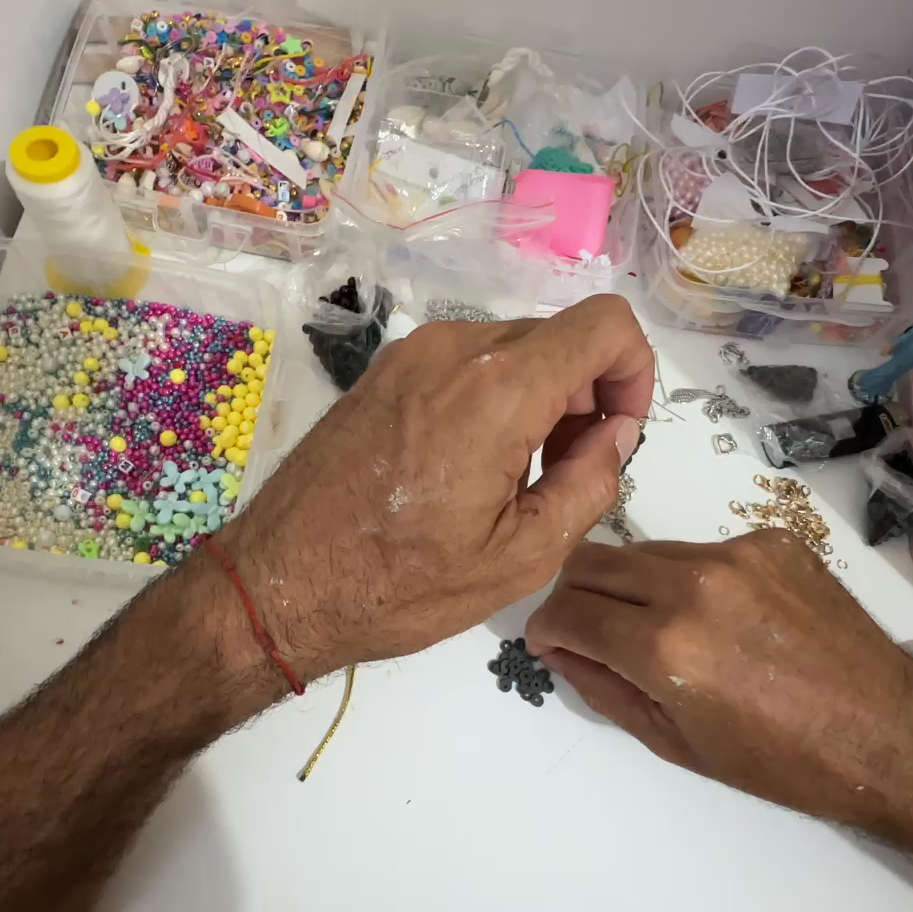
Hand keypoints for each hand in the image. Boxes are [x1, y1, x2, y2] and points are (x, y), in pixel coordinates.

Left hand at [222, 294, 653, 681]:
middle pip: (558, 337)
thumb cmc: (402, 586)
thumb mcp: (521, 557)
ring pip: (511, 350)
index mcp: (497, 390)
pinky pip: (464, 364)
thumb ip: (591, 483)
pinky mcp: (381, 372)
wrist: (279, 583)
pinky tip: (465, 466)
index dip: (633, 372)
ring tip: (510, 481)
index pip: (604, 325)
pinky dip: (490, 398)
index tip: (615, 434)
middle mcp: (453, 349)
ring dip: (536, 400)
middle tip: (562, 475)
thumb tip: (614, 431)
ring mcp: (409, 354)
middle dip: (583, 397)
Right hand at [524, 531, 912, 828]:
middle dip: (573, 596)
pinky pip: (697, 548)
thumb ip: (602, 688)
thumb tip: (559, 650)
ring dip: (628, 584)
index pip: (567, 611)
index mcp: (665, 645)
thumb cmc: (780, 761)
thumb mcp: (674, 741)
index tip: (550, 642)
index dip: (545, 627)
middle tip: (588, 630)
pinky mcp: (771, 539)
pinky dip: (685, 577)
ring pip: (641, 549)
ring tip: (658, 626)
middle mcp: (693, 583)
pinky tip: (719, 615)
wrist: (893, 735)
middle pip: (591, 561)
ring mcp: (735, 553)